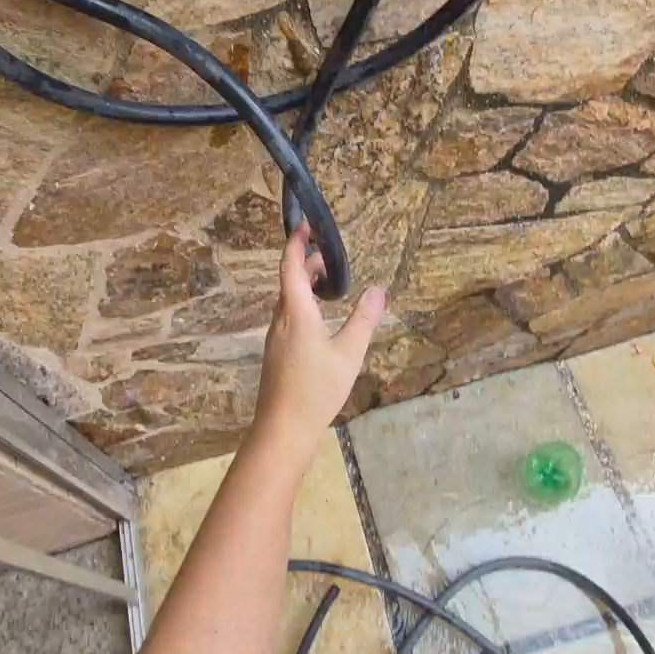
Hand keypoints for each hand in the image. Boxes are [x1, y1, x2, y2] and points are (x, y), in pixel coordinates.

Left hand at [251, 225, 384, 457]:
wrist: (282, 429)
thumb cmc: (316, 389)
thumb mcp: (349, 354)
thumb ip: (364, 320)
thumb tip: (378, 291)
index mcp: (295, 311)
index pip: (291, 265)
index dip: (298, 242)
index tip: (307, 224)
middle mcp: (280, 318)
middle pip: (289, 279)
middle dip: (307, 261)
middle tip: (330, 256)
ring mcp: (275, 336)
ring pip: (288, 298)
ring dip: (305, 283)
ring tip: (328, 284)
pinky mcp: (277, 351)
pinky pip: (288, 315)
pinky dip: (303, 303)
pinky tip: (319, 318)